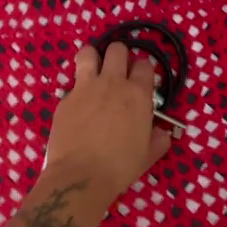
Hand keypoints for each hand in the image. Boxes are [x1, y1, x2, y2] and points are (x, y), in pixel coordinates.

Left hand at [46, 44, 173, 205]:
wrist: (80, 176)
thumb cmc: (119, 166)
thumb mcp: (148, 155)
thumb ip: (158, 140)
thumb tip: (162, 133)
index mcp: (137, 93)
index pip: (144, 64)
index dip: (143, 71)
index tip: (140, 83)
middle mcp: (112, 82)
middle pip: (117, 49)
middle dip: (120, 57)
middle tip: (118, 74)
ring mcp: (86, 88)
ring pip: (88, 53)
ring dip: (93, 59)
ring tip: (94, 73)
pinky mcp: (65, 99)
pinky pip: (72, 85)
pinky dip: (77, 92)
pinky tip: (78, 109)